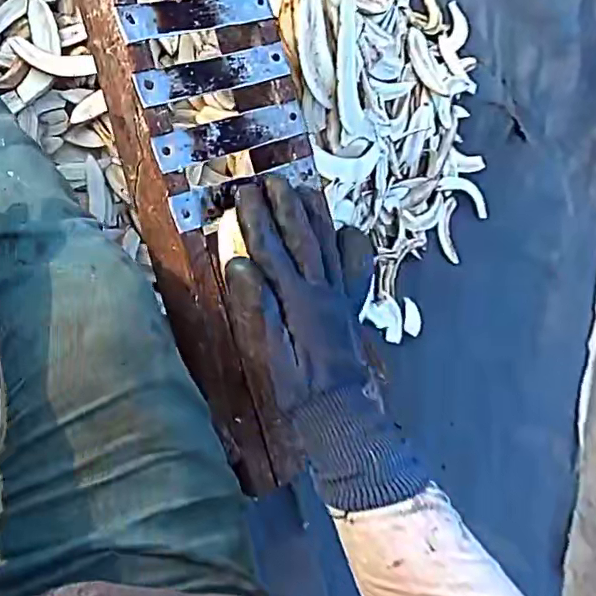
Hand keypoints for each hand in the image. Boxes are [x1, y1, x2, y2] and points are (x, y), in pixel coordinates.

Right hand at [225, 175, 377, 414]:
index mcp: (296, 300)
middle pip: (301, 238)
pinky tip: (345, 231)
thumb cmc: (295, 389)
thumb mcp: (265, 354)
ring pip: (329, 244)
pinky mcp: (351, 306)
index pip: (270, 249)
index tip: (242, 194)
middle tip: (270, 180)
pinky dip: (352, 245)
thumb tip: (239, 264)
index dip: (254, 219)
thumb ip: (254, 308)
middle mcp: (321, 290)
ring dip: (314, 214)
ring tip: (303, 189)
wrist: (340, 415)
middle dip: (284, 205)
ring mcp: (339, 296)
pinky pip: (356, 267)